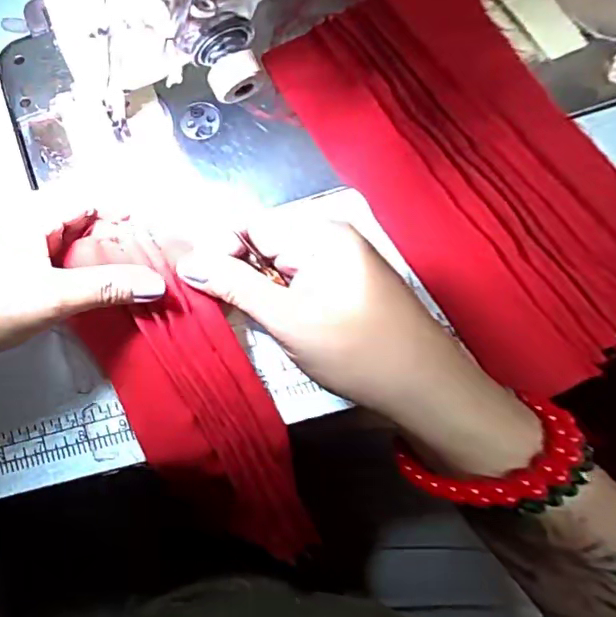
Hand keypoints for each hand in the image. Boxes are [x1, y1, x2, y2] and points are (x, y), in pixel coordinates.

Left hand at [0, 193, 165, 400]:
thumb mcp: (54, 298)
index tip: (158, 234)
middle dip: (119, 233)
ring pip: (73, 235)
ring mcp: (19, 237)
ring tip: (134, 271)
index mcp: (32, 210)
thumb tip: (155, 283)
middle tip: (152, 257)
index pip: (92, 195)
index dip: (127, 211)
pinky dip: (83, 264)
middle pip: (84, 214)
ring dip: (102, 251)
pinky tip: (100, 282)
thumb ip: (107, 288)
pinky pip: (59, 252)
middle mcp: (25, 215)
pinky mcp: (16, 259)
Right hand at [176, 218, 540, 475]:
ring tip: (237, 316)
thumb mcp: (291, 320)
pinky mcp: (340, 290)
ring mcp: (337, 265)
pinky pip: (294, 285)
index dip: (220, 249)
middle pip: (262, 245)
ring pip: (275, 269)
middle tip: (211, 304)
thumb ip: (237, 287)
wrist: (427, 391)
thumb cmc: (361, 353)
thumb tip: (188, 262)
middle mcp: (329, 240)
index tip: (195, 280)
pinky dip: (275, 302)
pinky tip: (267, 323)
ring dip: (253, 291)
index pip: (251, 225)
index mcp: (321, 234)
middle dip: (234, 272)